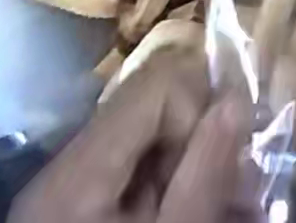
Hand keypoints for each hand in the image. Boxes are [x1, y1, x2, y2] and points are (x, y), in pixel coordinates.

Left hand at [9, 51, 247, 222]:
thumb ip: (206, 170)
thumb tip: (235, 100)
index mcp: (76, 176)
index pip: (158, 86)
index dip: (200, 111)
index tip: (220, 163)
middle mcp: (61, 172)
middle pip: (150, 108)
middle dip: (200, 138)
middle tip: (234, 184)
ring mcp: (60, 196)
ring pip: (144, 140)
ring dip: (190, 164)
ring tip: (225, 206)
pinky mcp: (67, 216)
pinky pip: (130, 173)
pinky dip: (166, 186)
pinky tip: (189, 214)